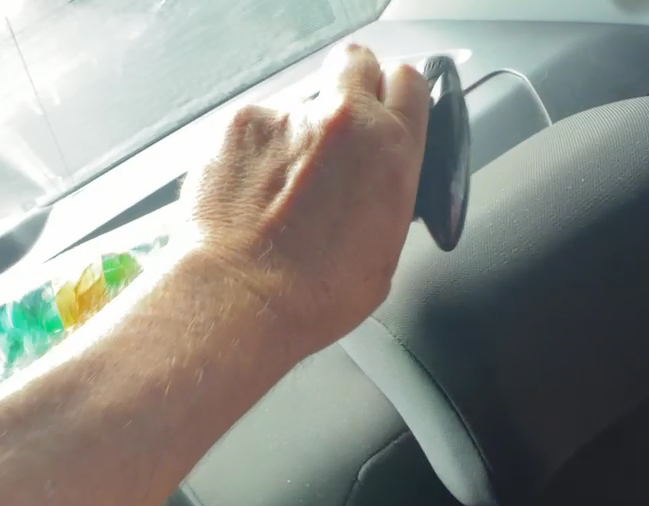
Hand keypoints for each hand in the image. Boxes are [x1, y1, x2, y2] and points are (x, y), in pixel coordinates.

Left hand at [181, 42, 429, 357]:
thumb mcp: (382, 260)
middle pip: (357, 63)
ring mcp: (286, 116)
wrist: (242, 299)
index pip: (409, 82)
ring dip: (295, 138)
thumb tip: (373, 198)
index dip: (395, 99)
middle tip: (337, 138)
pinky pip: (253, 129)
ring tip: (280, 197)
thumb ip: (384, 204)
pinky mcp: (239, 125)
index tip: (385, 113)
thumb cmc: (311, 297)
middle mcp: (341, 121)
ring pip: (298, 105)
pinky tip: (249, 200)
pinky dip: (253, 157)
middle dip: (351, 91)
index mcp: (390, 152)